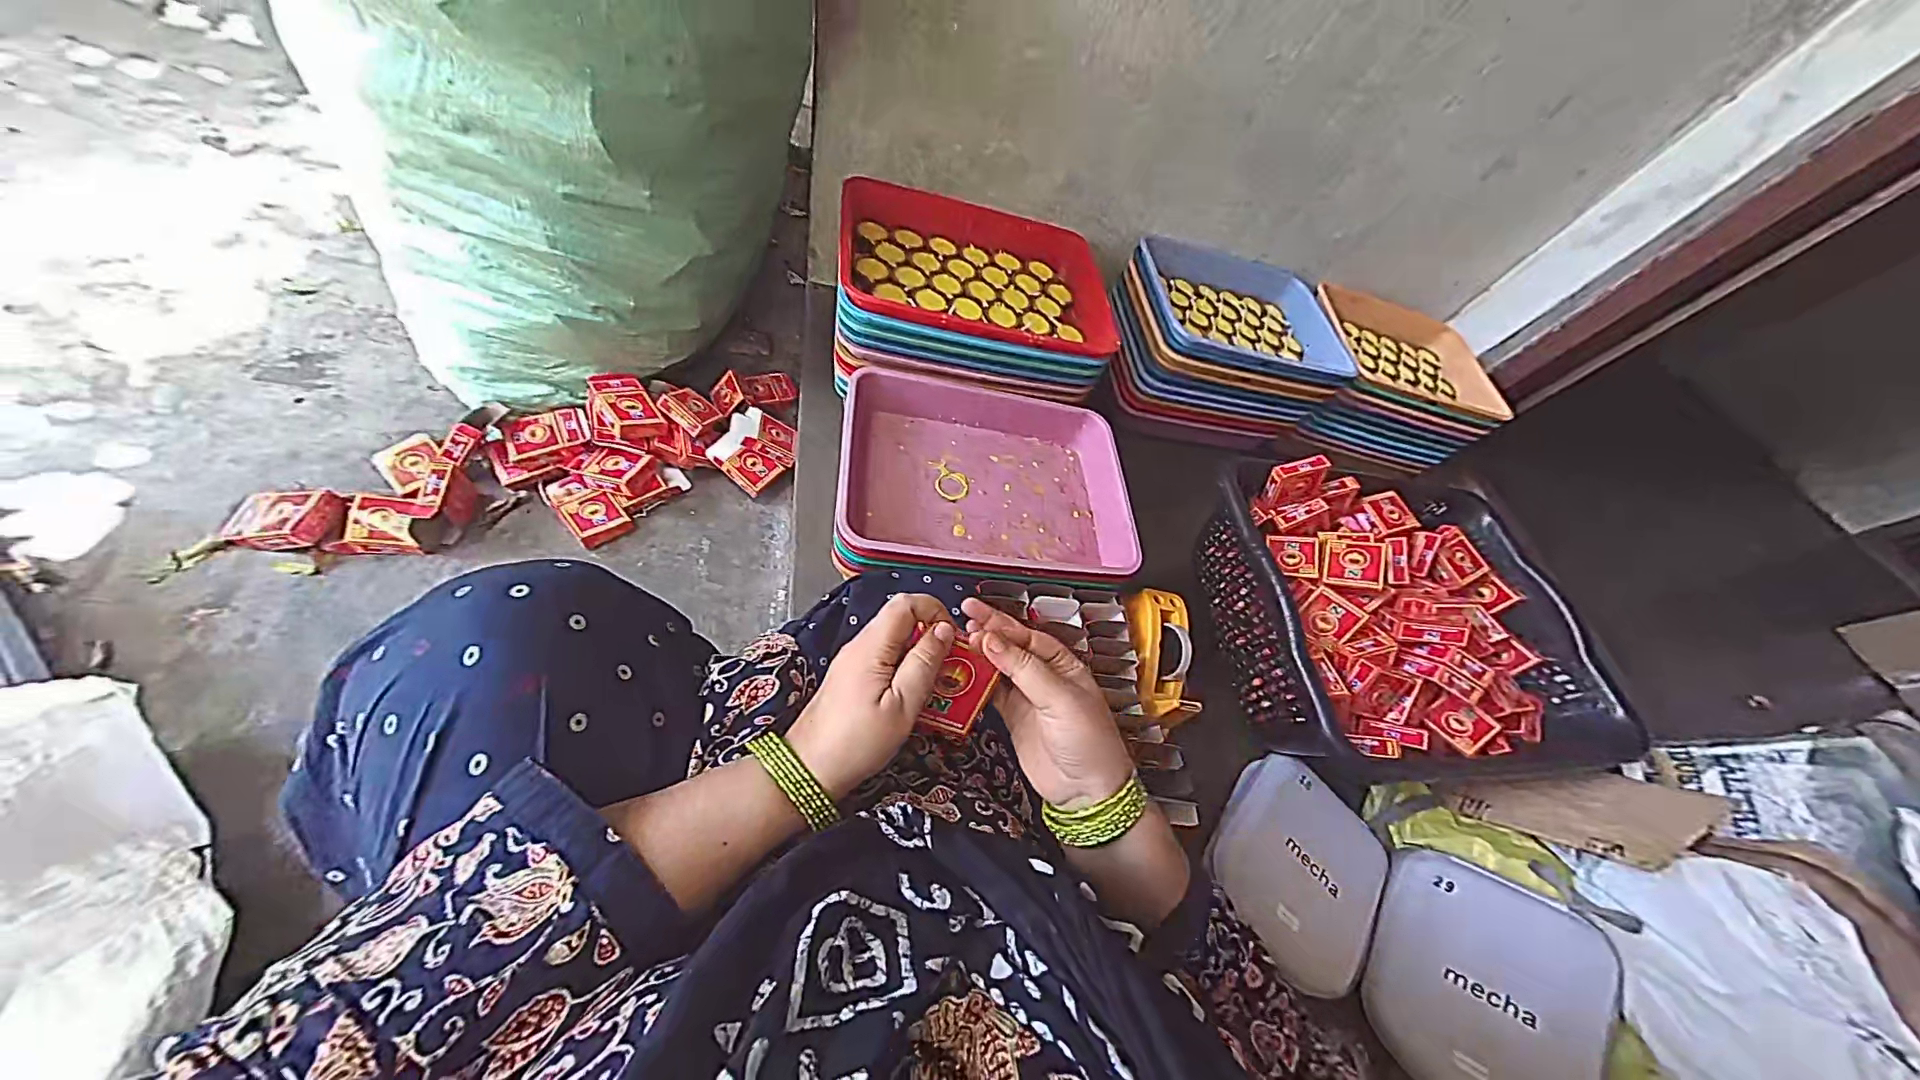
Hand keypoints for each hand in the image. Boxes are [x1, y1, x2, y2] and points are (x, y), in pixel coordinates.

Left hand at [785, 594, 954, 799]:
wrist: (809, 768)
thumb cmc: (856, 742)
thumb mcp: (903, 705)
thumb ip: (925, 663)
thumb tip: (944, 630)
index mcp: (872, 646)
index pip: (906, 602)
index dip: (935, 610)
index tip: (952, 638)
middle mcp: (860, 645)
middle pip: (901, 618)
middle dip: (931, 634)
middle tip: (949, 665)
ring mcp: (853, 659)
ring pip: (895, 638)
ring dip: (920, 652)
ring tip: (935, 683)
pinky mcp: (852, 674)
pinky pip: (885, 656)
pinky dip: (904, 666)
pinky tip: (911, 694)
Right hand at [960, 597, 1135, 807]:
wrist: (1087, 792)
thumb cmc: (1091, 743)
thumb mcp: (1060, 698)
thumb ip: (1024, 669)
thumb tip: (994, 641)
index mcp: (1062, 664)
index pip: (1026, 636)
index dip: (1001, 624)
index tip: (976, 615)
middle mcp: (1044, 677)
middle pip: (1010, 647)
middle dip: (987, 632)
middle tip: (962, 619)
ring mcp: (1027, 697)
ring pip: (997, 668)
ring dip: (978, 656)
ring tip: (958, 642)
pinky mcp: (1014, 717)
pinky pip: (990, 694)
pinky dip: (975, 684)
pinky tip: (963, 674)